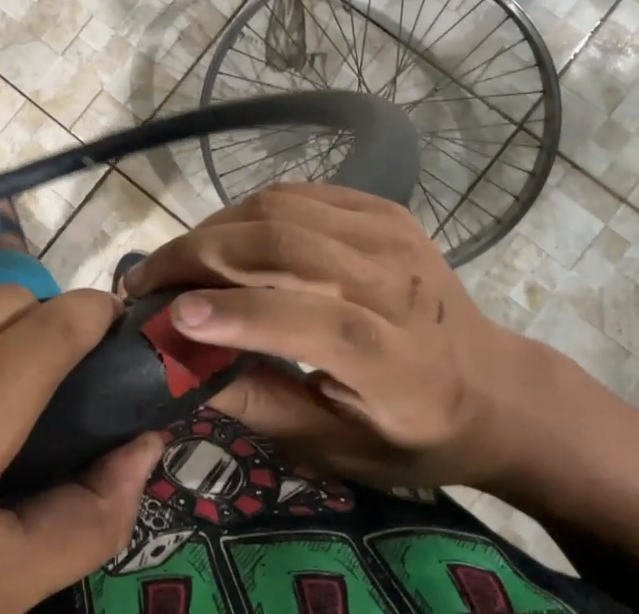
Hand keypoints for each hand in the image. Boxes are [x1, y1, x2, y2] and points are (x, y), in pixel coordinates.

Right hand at [125, 182, 570, 491]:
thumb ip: (255, 401)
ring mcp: (391, 237)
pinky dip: (244, 211)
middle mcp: (397, 287)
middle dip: (199, 256)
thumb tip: (177, 357)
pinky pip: (293, 193)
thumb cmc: (409, 432)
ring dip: (213, 229)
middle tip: (145, 279)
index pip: (311, 320)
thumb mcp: (334, 446)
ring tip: (176, 259)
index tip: (170, 315)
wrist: (493, 387)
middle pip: (285, 248)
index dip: (237, 313)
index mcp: (396, 361)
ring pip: (279, 209)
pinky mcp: (381, 210)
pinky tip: (222, 237)